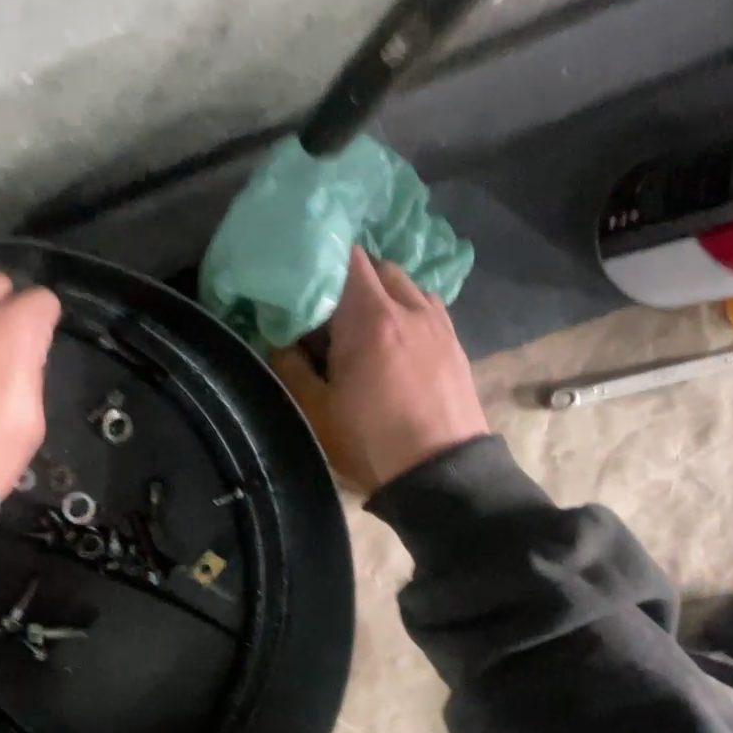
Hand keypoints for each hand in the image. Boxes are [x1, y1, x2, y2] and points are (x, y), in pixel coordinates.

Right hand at [269, 248, 487, 494]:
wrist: (438, 473)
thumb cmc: (369, 441)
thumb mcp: (314, 408)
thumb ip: (290, 365)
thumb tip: (279, 338)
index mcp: (369, 319)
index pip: (348, 260)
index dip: (322, 259)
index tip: (298, 275)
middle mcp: (408, 308)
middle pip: (377, 266)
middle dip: (347, 276)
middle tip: (321, 303)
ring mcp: (437, 323)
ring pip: (404, 283)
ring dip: (378, 291)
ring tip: (355, 319)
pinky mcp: (453, 341)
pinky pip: (424, 305)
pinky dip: (403, 307)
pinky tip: (389, 335)